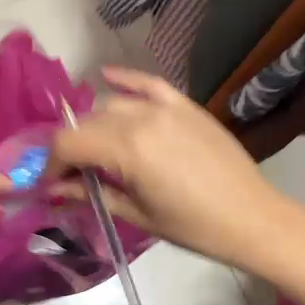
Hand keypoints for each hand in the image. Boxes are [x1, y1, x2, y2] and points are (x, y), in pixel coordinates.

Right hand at [47, 67, 304, 272]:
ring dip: (96, 124)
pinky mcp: (185, 106)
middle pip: (88, 122)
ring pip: (113, 104)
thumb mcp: (137, 214)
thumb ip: (92, 194)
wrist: (252, 218)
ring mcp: (165, 108)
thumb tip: (54, 190)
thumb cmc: (193, 227)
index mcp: (127, 149)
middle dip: (71, 147)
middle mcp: (141, 118)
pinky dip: (125, 79)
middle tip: (71, 175)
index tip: (52, 184)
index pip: (69, 143)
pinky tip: (106, 76)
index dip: (52, 164)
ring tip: (97, 149)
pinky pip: (148, 83)